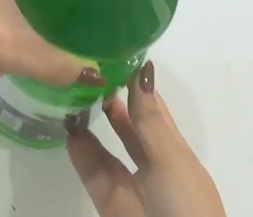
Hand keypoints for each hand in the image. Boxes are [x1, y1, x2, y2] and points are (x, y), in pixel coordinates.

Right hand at [68, 61, 225, 216]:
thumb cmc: (186, 209)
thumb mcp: (171, 161)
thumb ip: (150, 119)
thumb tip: (143, 68)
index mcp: (177, 153)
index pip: (154, 109)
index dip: (137, 83)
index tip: (112, 51)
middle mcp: (154, 166)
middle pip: (130, 127)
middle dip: (111, 99)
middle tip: (85, 69)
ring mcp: (131, 187)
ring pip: (107, 148)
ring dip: (91, 123)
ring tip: (70, 93)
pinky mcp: (110, 205)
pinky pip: (93, 172)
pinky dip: (80, 152)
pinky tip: (67, 129)